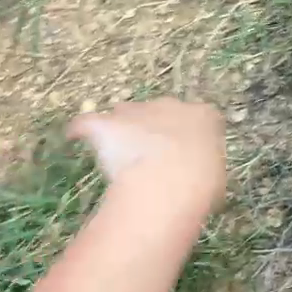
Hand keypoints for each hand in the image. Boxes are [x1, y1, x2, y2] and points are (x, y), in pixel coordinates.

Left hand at [66, 98, 226, 210]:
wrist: (169, 183)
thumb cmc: (201, 185)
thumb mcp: (215, 180)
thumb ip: (204, 170)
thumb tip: (196, 181)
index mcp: (203, 117)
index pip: (199, 116)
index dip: (189, 134)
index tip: (186, 152)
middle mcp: (170, 105)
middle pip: (158, 110)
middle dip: (154, 128)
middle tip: (152, 156)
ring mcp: (136, 111)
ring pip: (125, 113)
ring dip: (122, 129)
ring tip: (117, 152)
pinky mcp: (106, 124)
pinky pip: (88, 122)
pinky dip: (81, 129)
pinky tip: (75, 137)